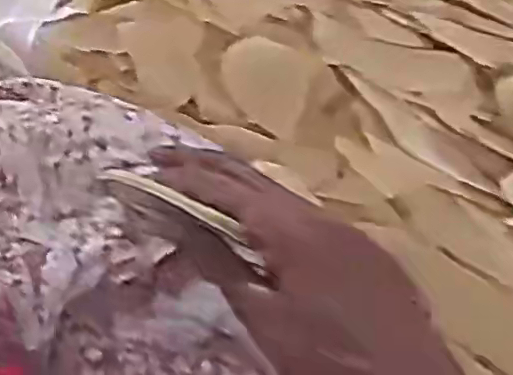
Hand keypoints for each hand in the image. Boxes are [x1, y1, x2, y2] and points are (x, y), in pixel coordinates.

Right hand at [155, 149, 460, 374]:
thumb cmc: (331, 362)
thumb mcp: (263, 317)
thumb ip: (214, 259)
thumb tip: (171, 218)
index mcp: (293, 228)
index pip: (221, 186)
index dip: (178, 176)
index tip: (142, 171)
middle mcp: (322, 217)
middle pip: (249, 174)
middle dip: (200, 163)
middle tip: (158, 157)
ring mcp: (352, 234)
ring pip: (278, 192)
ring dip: (234, 183)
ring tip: (197, 180)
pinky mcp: (370, 256)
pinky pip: (305, 215)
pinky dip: (267, 207)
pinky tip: (252, 219)